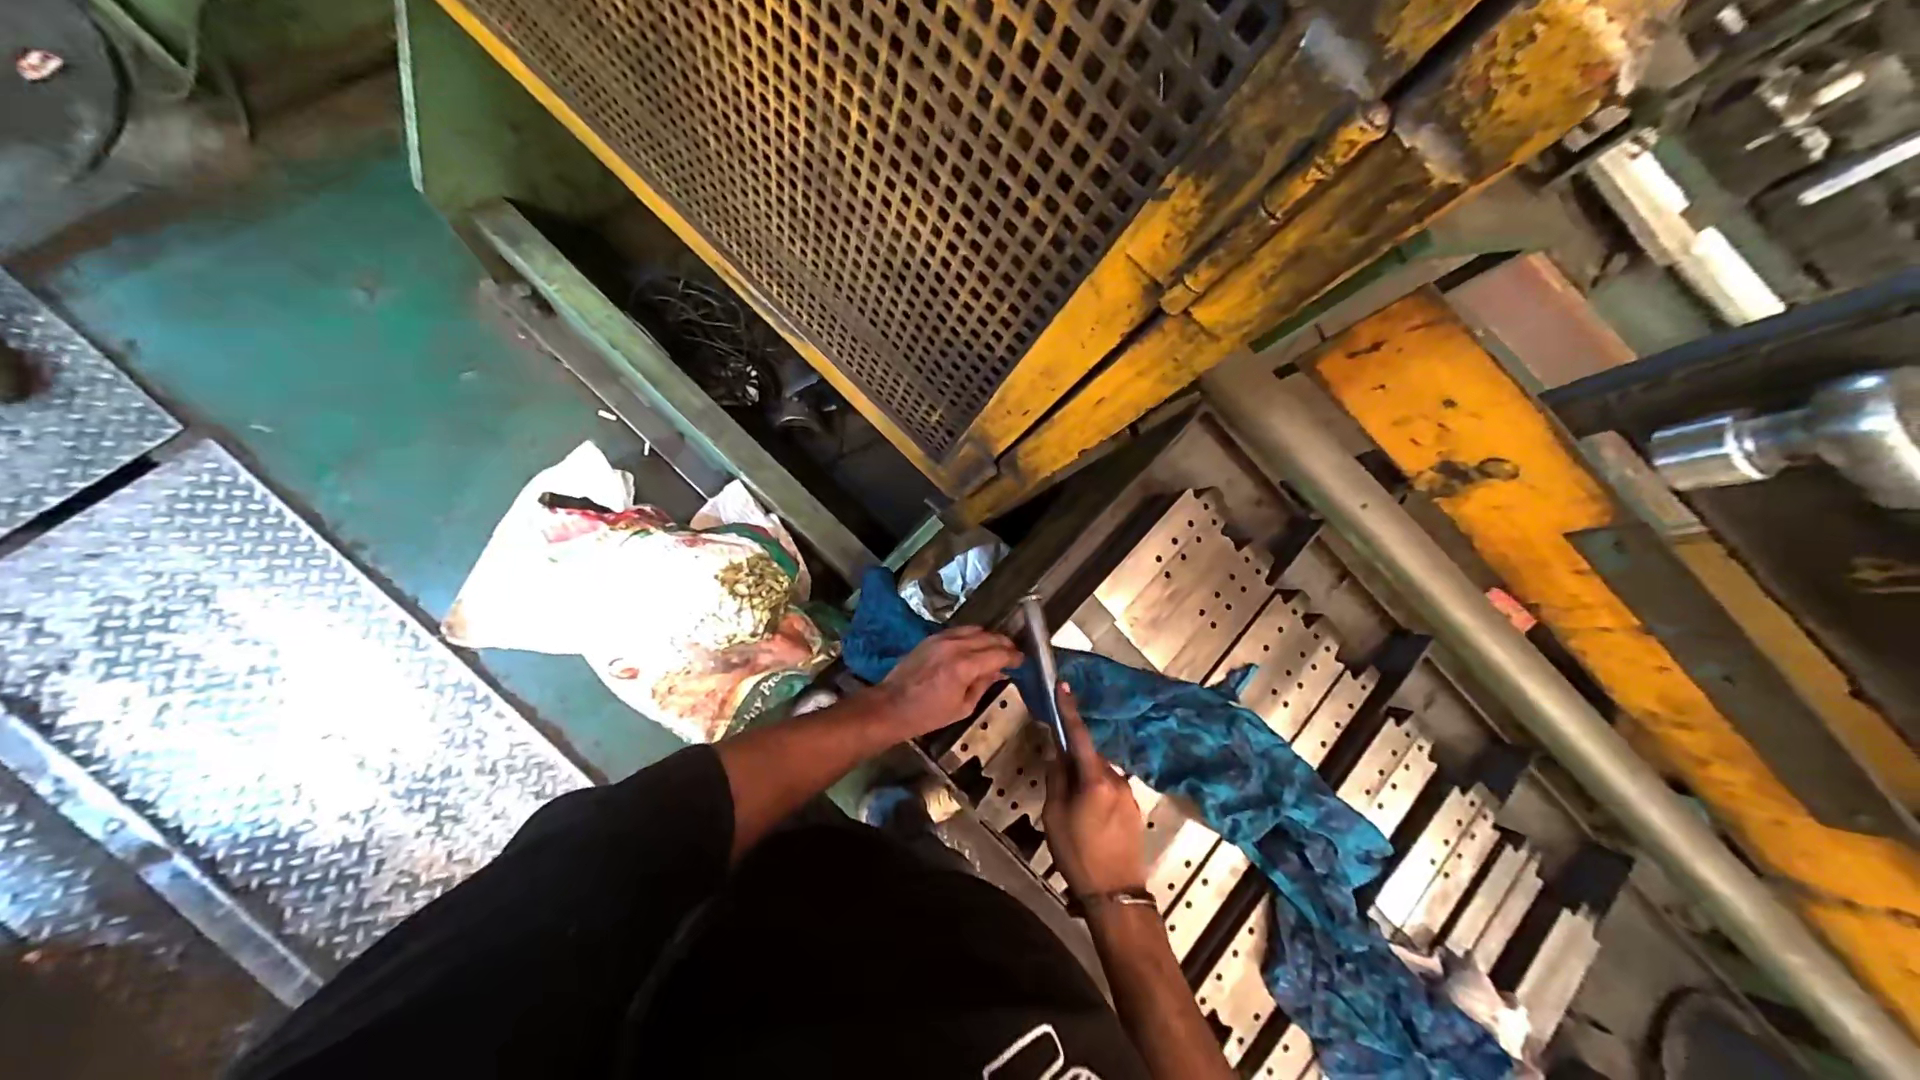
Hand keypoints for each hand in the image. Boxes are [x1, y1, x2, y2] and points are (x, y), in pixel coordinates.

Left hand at [874, 626, 1022, 738]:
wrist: (891, 705)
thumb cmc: (927, 714)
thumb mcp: (963, 707)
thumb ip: (983, 685)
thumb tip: (999, 672)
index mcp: (964, 666)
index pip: (998, 653)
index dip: (1014, 656)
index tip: (1022, 660)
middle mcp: (955, 646)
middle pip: (989, 637)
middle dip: (1005, 644)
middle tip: (1013, 653)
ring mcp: (941, 639)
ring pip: (974, 630)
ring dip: (989, 637)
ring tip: (997, 648)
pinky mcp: (931, 638)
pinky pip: (959, 631)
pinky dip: (972, 636)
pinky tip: (975, 646)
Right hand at [1042, 683, 1146, 896]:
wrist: (1116, 894)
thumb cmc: (1077, 853)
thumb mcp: (1054, 815)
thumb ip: (1056, 778)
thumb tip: (1056, 752)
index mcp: (1095, 778)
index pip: (1079, 736)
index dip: (1069, 711)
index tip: (1064, 687)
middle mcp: (1116, 779)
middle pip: (1089, 756)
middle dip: (1072, 758)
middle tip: (1055, 776)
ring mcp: (1128, 794)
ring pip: (1099, 774)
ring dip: (1084, 778)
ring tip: (1070, 807)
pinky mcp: (1133, 809)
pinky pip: (1109, 789)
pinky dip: (1095, 792)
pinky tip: (1087, 817)